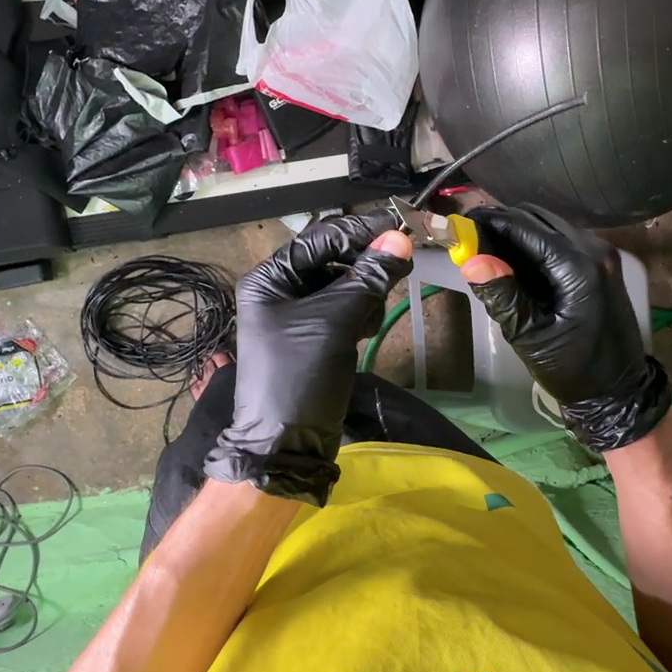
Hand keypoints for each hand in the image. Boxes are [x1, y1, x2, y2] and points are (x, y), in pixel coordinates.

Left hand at [204, 213, 412, 503]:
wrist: (286, 444)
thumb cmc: (300, 375)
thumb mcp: (336, 322)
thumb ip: (368, 278)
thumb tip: (400, 239)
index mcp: (269, 278)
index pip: (319, 238)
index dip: (361, 231)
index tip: (402, 227)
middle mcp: (278, 289)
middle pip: (330, 258)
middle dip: (364, 263)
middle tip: (401, 264)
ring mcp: (295, 314)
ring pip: (341, 283)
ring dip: (364, 290)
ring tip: (372, 312)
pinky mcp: (313, 335)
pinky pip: (342, 307)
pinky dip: (359, 311)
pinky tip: (365, 329)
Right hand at [460, 205, 671, 451]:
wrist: (617, 391)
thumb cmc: (573, 369)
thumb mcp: (530, 336)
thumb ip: (502, 294)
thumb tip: (470, 260)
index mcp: (578, 267)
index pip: (525, 227)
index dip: (489, 222)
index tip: (459, 226)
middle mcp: (593, 249)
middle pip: (537, 218)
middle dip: (501, 224)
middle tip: (468, 240)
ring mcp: (599, 254)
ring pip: (548, 226)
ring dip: (516, 234)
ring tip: (484, 251)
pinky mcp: (599, 263)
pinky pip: (559, 241)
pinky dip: (532, 245)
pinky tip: (511, 263)